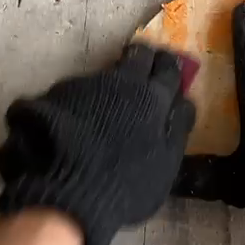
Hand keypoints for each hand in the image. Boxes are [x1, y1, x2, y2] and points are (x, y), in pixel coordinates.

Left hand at [0, 44, 194, 244]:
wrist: (66, 188)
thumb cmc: (126, 182)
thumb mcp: (165, 163)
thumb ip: (177, 129)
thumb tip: (185, 103)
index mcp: (154, 98)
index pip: (168, 69)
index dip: (170, 66)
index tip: (169, 66)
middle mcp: (123, 82)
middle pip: (139, 57)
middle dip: (145, 59)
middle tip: (145, 67)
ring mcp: (89, 84)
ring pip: (109, 71)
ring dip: (115, 78)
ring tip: (112, 96)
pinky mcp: (60, 94)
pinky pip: (82, 88)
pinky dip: (87, 97)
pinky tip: (81, 116)